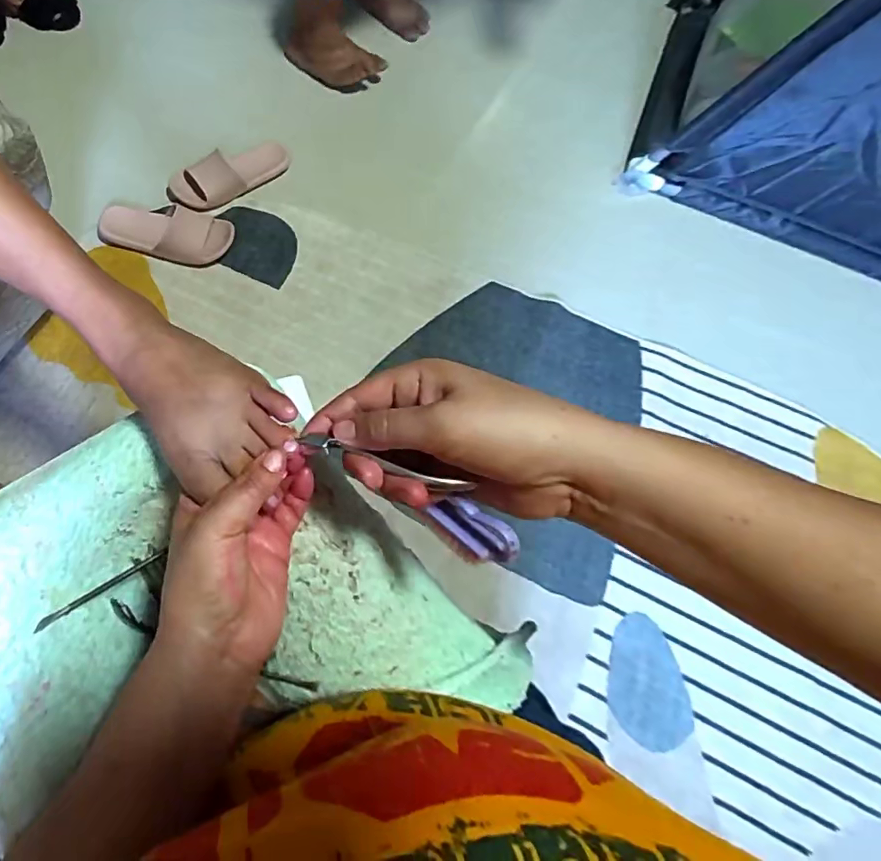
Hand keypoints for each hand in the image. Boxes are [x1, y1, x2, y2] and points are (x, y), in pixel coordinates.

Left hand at [115, 324, 298, 502]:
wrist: (154, 361)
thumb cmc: (162, 410)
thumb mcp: (178, 456)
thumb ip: (207, 478)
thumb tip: (241, 490)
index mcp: (200, 465)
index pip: (240, 492)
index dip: (258, 498)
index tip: (269, 498)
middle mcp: (224, 441)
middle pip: (262, 469)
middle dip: (276, 477)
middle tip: (286, 475)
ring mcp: (239, 409)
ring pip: (275, 439)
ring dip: (284, 446)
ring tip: (290, 449)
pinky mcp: (247, 381)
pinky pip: (275, 401)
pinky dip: (284, 411)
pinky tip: (288, 418)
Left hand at [155, 443, 315, 674]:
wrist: (218, 645)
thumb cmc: (200, 582)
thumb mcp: (215, 526)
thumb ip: (247, 489)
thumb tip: (278, 455)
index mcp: (199, 500)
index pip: (226, 463)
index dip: (249, 446)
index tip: (274, 429)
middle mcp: (226, 510)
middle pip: (253, 474)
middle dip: (273, 457)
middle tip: (298, 439)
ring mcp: (252, 527)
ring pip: (274, 490)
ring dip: (289, 472)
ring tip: (306, 453)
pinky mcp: (275, 545)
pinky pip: (290, 512)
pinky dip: (300, 495)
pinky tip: (308, 478)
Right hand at [307, 359, 613, 523]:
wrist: (571, 468)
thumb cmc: (504, 430)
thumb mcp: (440, 423)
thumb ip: (384, 427)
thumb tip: (337, 428)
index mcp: (418, 381)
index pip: (360, 397)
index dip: (333, 418)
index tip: (309, 444)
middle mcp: (420, 407)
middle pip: (369, 432)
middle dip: (366, 457)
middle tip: (370, 478)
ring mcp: (433, 441)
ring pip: (388, 461)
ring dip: (392, 479)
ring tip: (413, 493)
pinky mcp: (446, 470)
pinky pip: (411, 480)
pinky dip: (413, 492)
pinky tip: (428, 498)